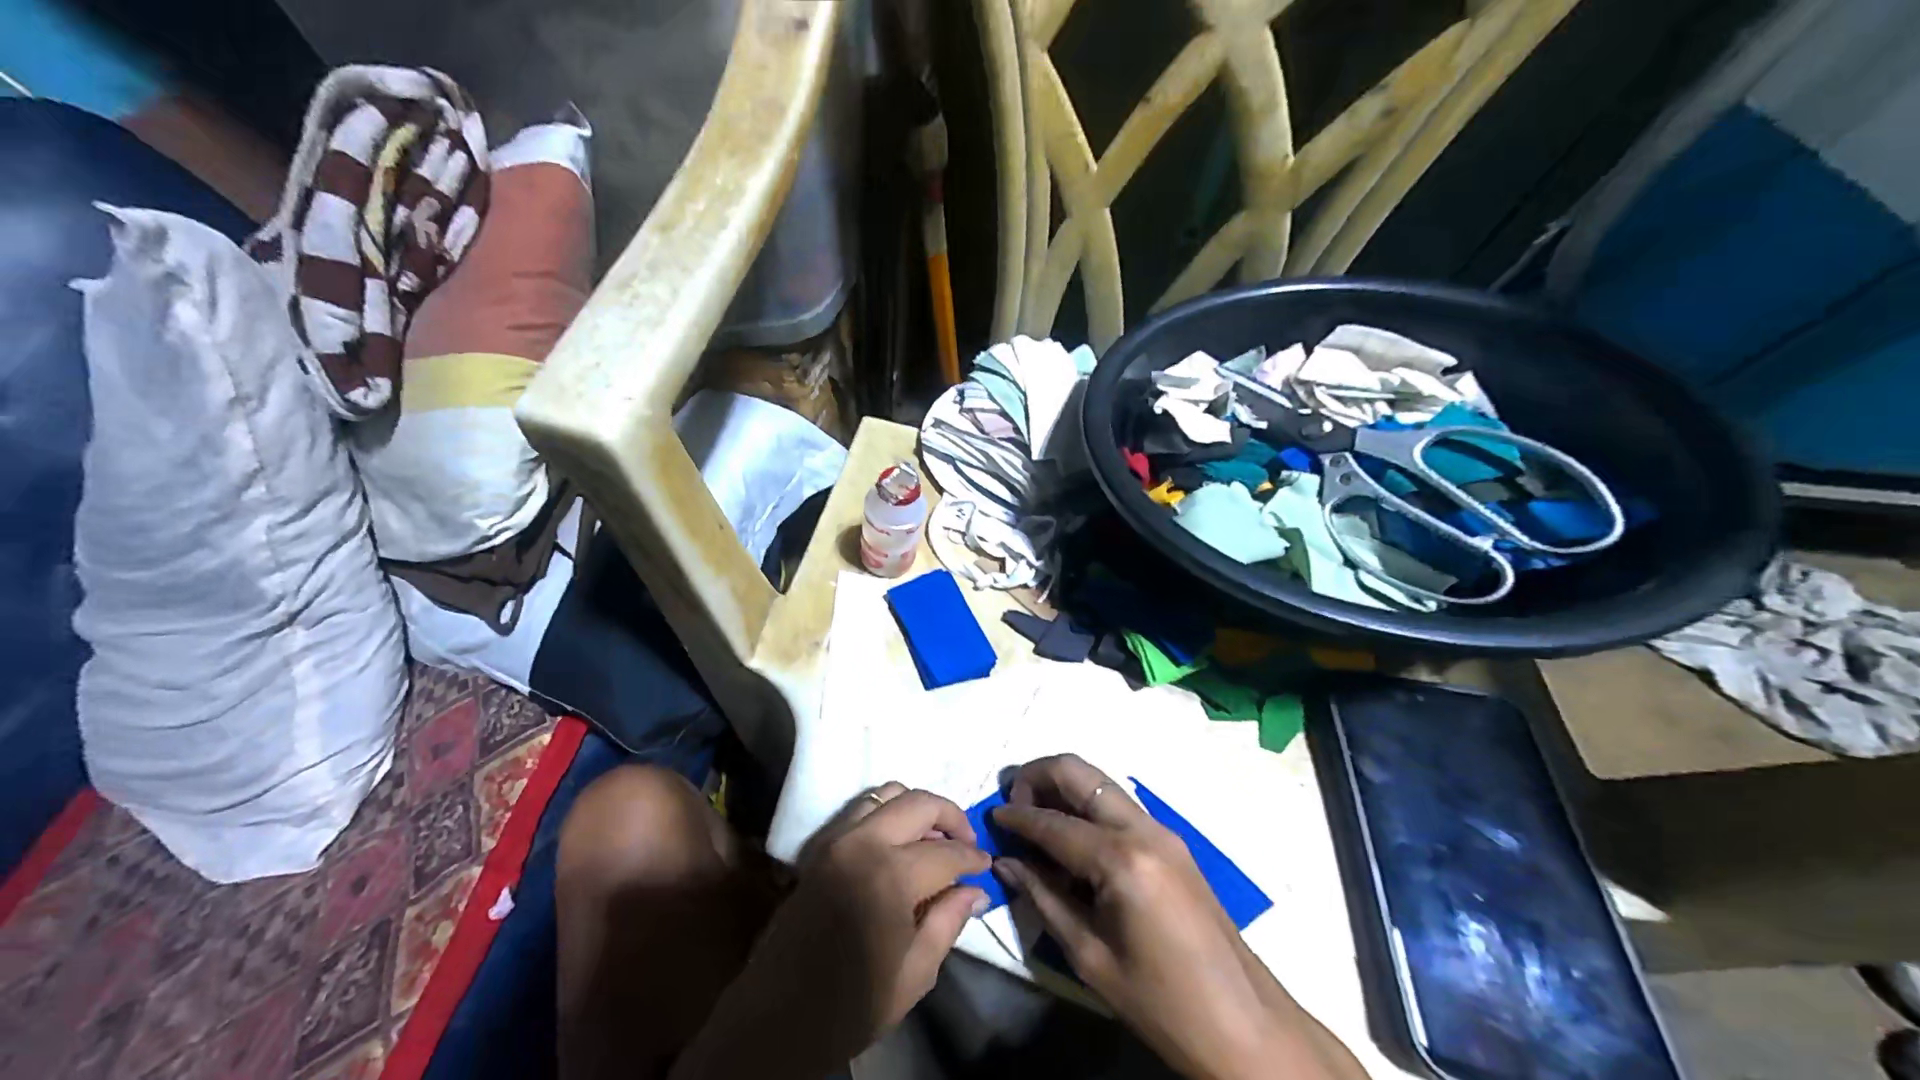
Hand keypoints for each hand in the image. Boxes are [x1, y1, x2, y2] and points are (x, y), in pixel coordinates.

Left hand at [673, 784, 988, 1078]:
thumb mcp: (914, 975)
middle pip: (918, 803)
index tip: (987, 866)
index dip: (973, 859)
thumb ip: (948, 921)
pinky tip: (899, 843)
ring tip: (934, 839)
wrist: (774, 1021)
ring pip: (887, 794)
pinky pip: (861, 810)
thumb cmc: (850, 1006)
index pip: (946, 853)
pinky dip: (888, 813)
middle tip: (967, 844)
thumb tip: (976, 891)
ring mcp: (836, 841)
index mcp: (890, 876)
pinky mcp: (819, 847)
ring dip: (918, 808)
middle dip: (951, 817)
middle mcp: (863, 844)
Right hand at [992, 756, 1364, 1079]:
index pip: (1053, 823)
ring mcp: (1163, 832)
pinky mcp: (1172, 843)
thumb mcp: (1090, 956)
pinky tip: (1070, 841)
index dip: (1015, 818)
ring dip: (1063, 789)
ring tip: (1035, 819)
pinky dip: (1087, 809)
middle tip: (1013, 805)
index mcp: (1122, 860)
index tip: (989, 818)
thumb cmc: (1161, 1003)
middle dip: (1038, 777)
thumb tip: (1005, 862)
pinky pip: (1119, 807)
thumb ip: (1043, 898)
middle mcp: (1144, 830)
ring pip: (1100, 783)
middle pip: (1079, 772)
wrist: (1245, 1024)